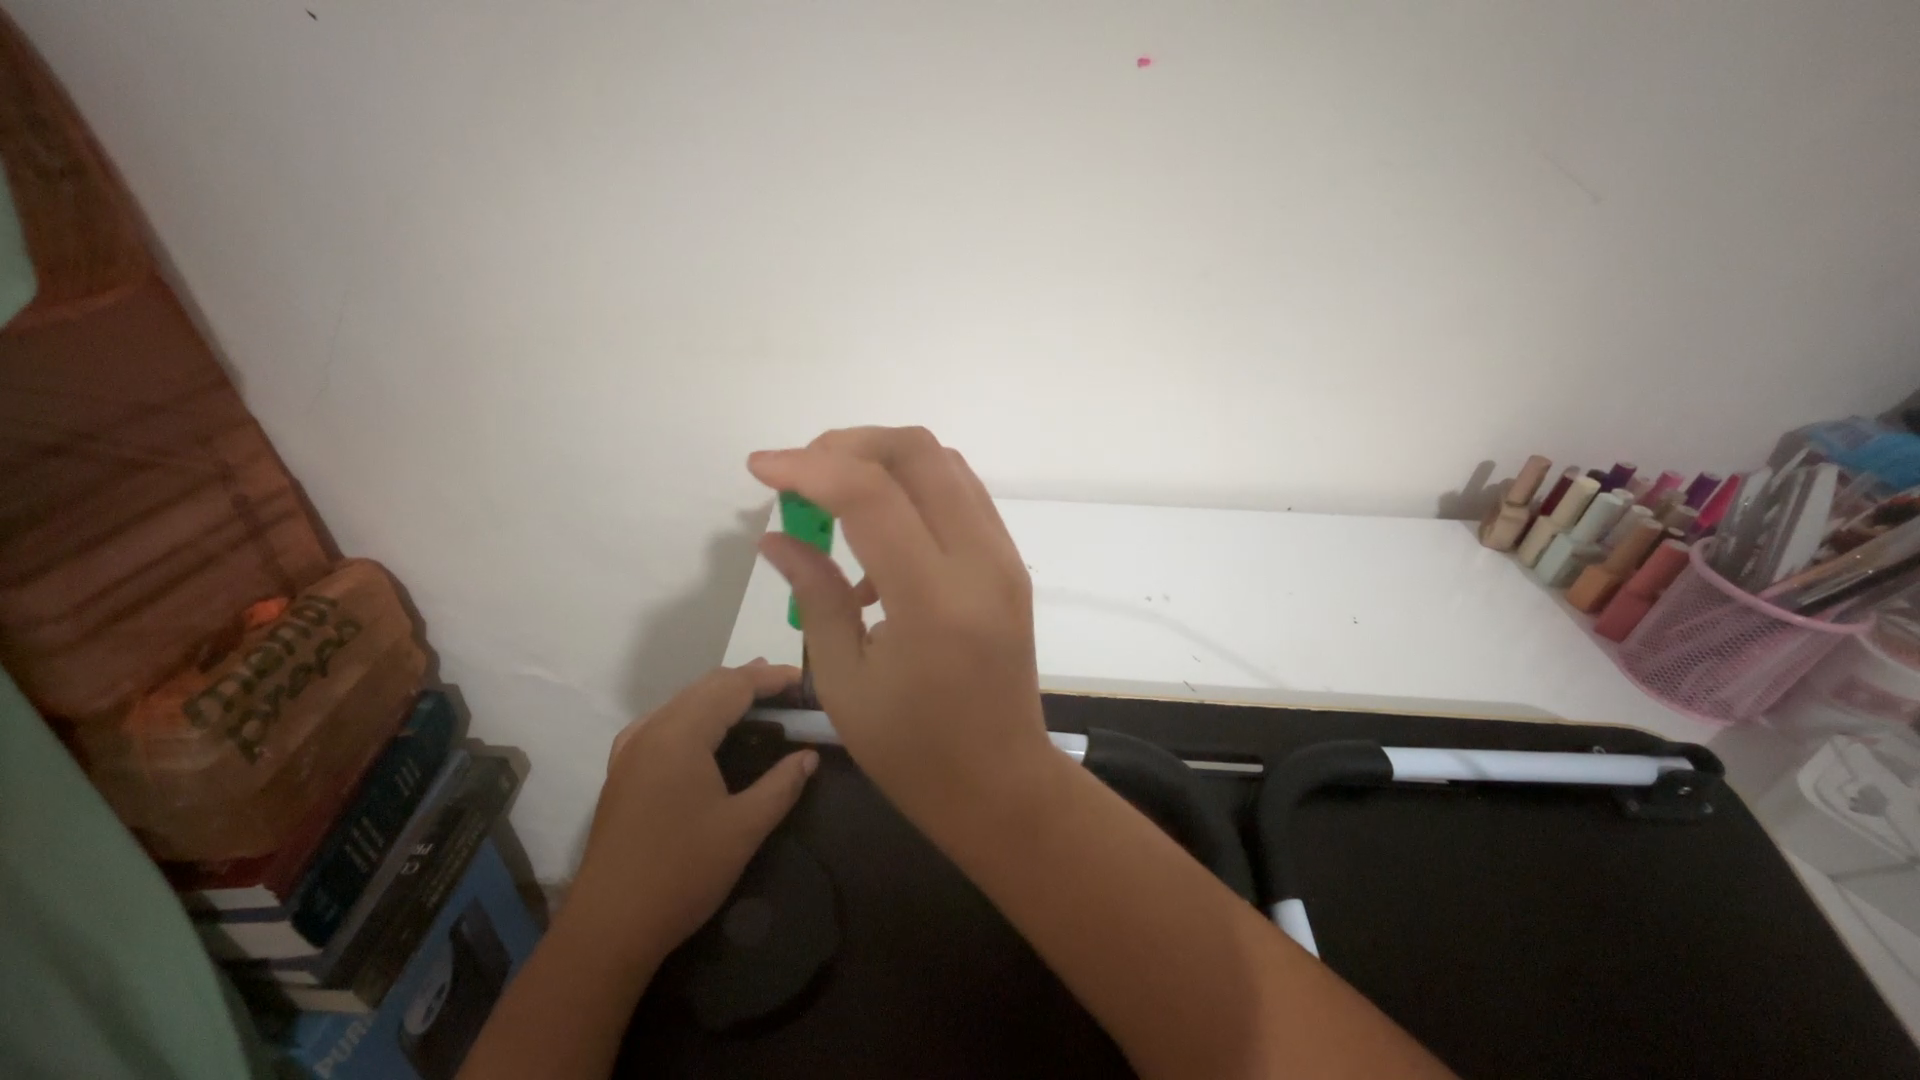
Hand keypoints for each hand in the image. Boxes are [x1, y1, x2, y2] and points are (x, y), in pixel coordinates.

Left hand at [566, 662, 818, 963]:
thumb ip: (781, 785)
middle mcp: (651, 730)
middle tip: (789, 690)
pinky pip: (664, 724)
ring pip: (682, 703)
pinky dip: (696, 715)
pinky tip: (707, 732)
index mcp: (680, 734)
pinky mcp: (623, 773)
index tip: (805, 681)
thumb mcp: (744, 828)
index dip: (771, 679)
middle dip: (747, 682)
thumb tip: (809, 756)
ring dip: (720, 696)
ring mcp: (630, 751)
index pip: (732, 686)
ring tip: (757, 700)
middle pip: (705, 687)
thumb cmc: (682, 871)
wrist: (610, 924)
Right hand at [748, 427, 1054, 812]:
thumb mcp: (843, 681)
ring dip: (883, 460)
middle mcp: (980, 563)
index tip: (761, 468)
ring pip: (945, 464)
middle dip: (849, 445)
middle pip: (918, 453)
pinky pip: (961, 496)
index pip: (870, 495)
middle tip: (800, 473)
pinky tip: (875, 539)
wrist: (1001, 783)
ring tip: (830, 497)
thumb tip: (775, 537)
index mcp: (934, 601)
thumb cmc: (913, 751)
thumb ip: (814, 595)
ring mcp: (1004, 560)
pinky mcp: (1010, 565)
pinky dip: (913, 490)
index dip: (809, 468)